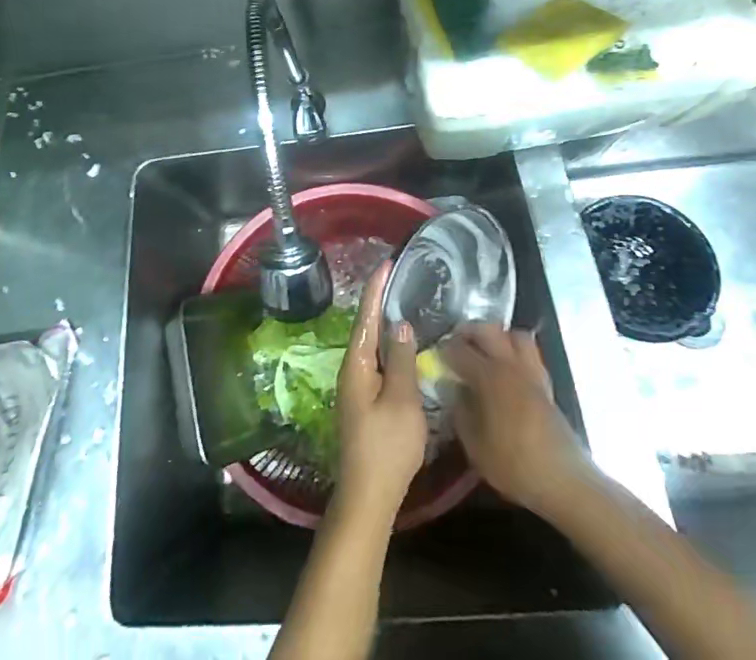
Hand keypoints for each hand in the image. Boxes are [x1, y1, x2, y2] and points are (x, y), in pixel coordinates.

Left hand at [333, 263, 427, 520]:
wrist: (369, 492)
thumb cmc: (387, 445)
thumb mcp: (402, 400)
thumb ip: (403, 360)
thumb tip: (401, 324)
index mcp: (357, 364)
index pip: (367, 317)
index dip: (376, 290)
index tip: (386, 263)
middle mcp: (352, 369)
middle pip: (365, 327)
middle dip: (379, 300)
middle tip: (397, 277)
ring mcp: (356, 385)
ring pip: (371, 344)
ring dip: (383, 322)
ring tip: (401, 300)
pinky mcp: (364, 399)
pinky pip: (376, 361)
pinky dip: (388, 345)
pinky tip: (402, 344)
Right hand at [442, 324, 589, 515]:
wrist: (563, 482)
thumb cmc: (513, 465)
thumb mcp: (474, 445)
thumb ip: (459, 411)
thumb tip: (452, 389)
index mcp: (489, 378)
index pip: (459, 350)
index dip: (443, 349)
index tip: (433, 355)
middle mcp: (511, 367)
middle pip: (489, 330)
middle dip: (468, 331)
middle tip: (455, 343)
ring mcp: (533, 374)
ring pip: (515, 335)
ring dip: (497, 336)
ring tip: (483, 351)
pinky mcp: (546, 386)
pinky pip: (530, 354)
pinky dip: (514, 352)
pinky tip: (505, 371)